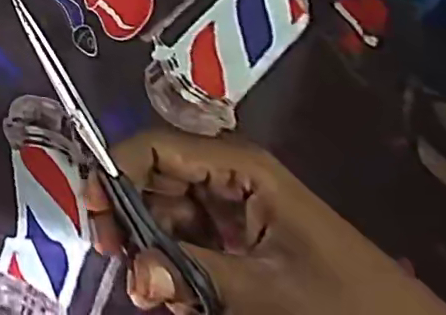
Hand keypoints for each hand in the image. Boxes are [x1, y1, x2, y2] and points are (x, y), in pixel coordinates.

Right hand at [84, 129, 445, 314]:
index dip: (116, 170)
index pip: (154, 148)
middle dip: (129, 217)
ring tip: (153, 291)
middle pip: (153, 179)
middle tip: (113, 254)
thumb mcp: (268, 293)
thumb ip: (193, 275)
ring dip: (150, 248)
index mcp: (239, 167)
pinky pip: (187, 241)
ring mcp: (235, 210)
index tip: (93, 208)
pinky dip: (174, 265)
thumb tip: (133, 275)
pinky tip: (175, 296)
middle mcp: (229, 177)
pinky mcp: (240, 242)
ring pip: (165, 213)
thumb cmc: (353, 307)